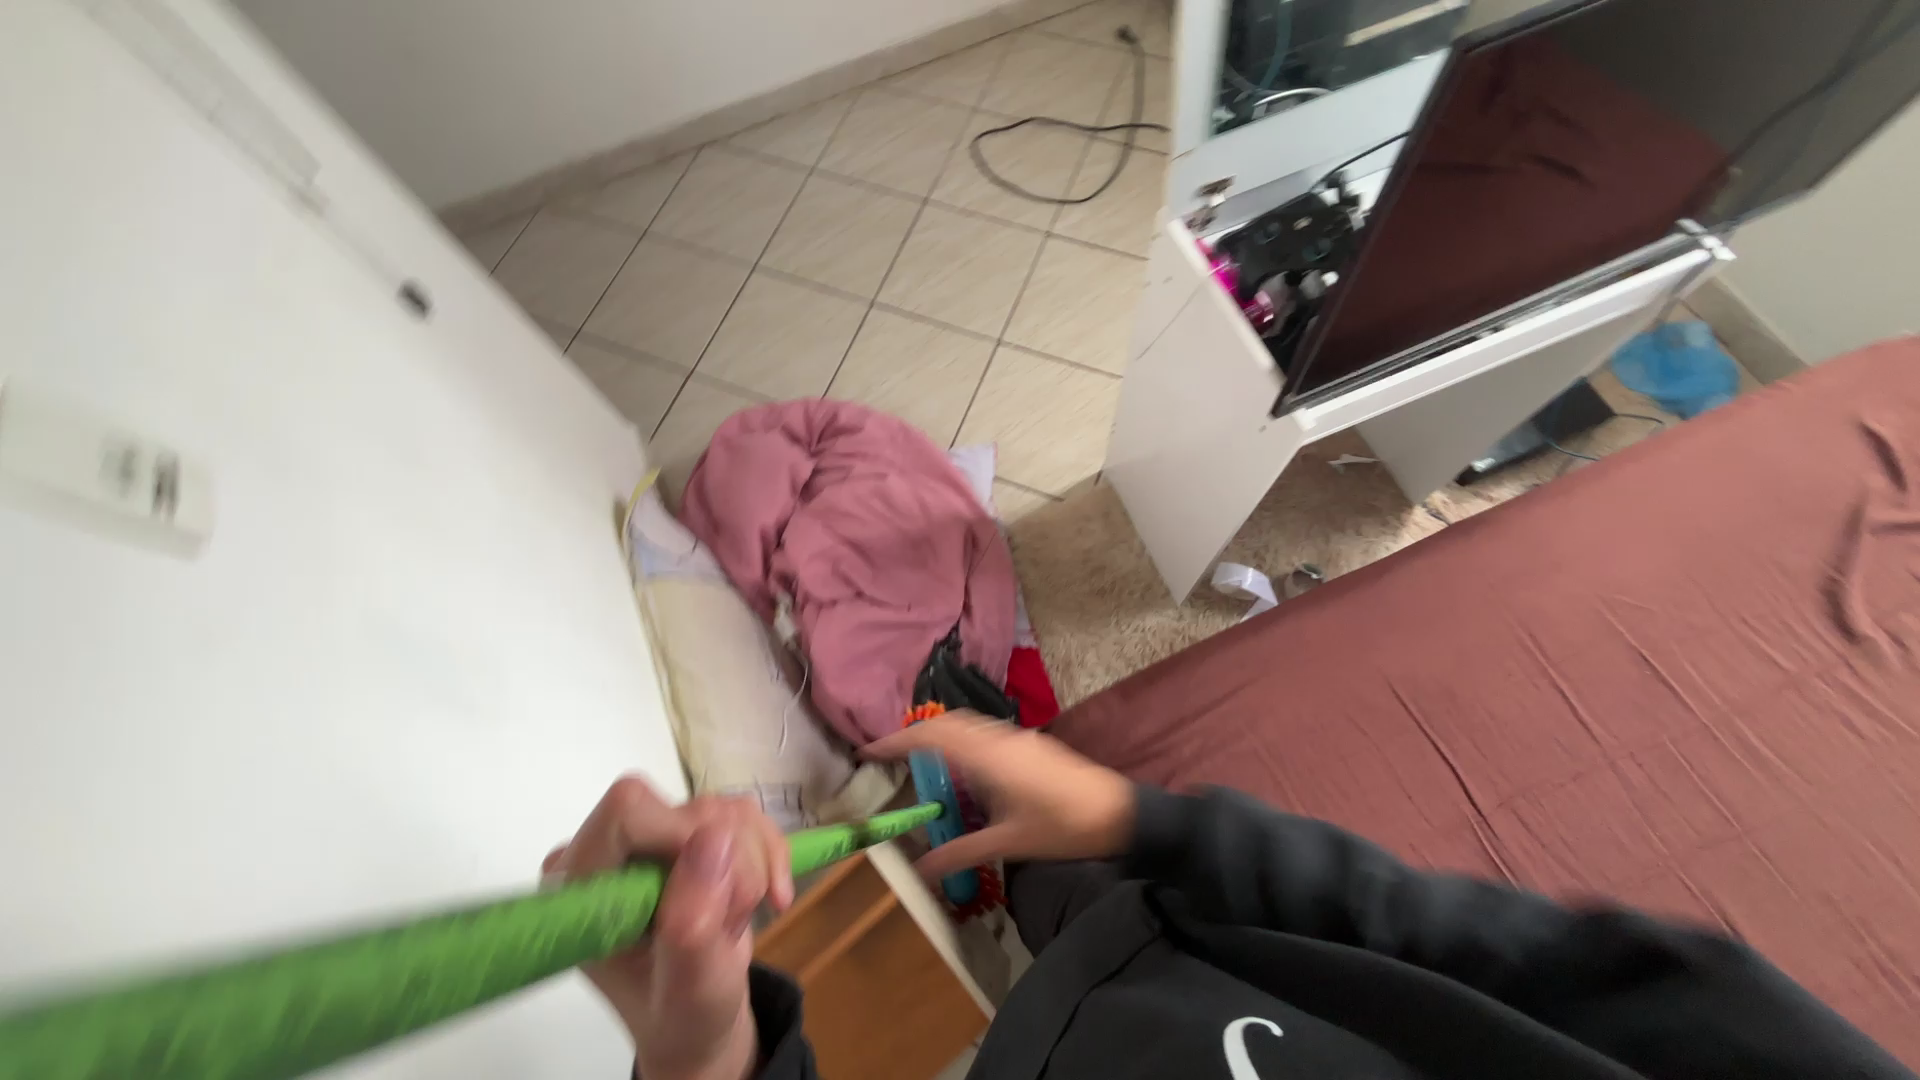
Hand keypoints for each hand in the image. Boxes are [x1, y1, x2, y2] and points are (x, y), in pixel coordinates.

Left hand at [543, 778, 793, 1079]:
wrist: (699, 1018)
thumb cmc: (679, 1014)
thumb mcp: (688, 989)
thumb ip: (692, 925)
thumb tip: (715, 838)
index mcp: (581, 881)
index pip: (627, 810)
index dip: (681, 837)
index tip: (711, 891)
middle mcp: (611, 845)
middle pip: (691, 811)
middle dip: (731, 867)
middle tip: (730, 924)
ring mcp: (656, 831)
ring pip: (727, 811)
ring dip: (752, 868)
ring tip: (735, 921)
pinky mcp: (694, 825)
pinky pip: (748, 813)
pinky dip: (770, 854)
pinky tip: (769, 896)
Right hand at [863, 711, 1136, 879]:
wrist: (1121, 813)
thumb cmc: (1064, 828)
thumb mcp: (1009, 843)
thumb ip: (962, 851)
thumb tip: (920, 868)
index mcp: (990, 757)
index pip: (933, 737)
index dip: (898, 741)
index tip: (870, 751)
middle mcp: (1000, 739)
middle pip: (948, 723)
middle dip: (915, 735)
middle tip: (889, 757)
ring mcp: (1017, 738)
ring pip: (967, 726)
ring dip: (940, 735)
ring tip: (918, 761)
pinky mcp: (1029, 745)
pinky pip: (983, 733)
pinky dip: (961, 740)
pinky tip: (961, 769)